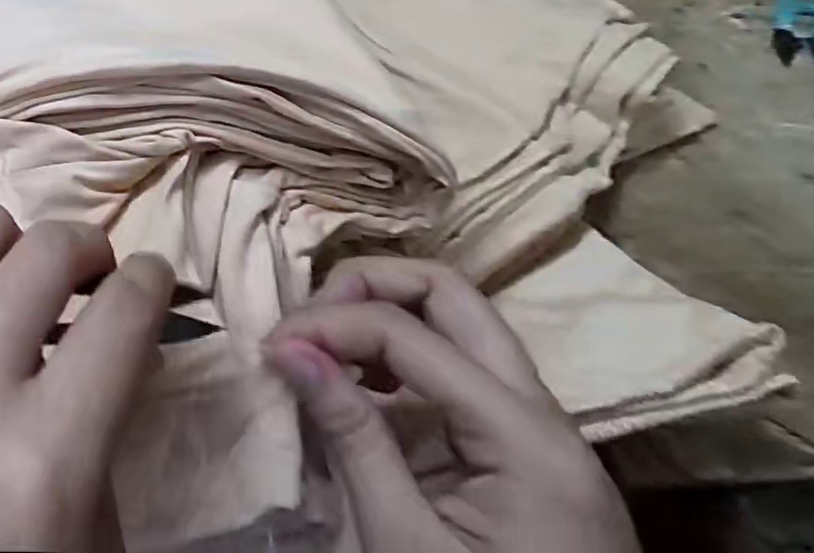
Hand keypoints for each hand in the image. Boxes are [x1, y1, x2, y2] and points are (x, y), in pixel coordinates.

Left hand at [0, 203, 174, 552]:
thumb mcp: (89, 537)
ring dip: (18, 245)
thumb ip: (108, 422)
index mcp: (42, 457)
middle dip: (90, 247)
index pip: (121, 316)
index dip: (152, 281)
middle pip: (47, 250)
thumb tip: (126, 333)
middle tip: (95, 277)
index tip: (153, 277)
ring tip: (23, 283)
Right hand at [266, 258, 640, 552]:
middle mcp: (542, 414)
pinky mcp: (510, 443)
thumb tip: (284, 347)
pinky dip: (390, 352)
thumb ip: (349, 435)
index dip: (327, 322)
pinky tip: (352, 381)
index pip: (407, 331)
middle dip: (363, 287)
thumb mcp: (402, 542)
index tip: (270, 347)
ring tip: (319, 346)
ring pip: (451, 317)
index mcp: (528, 441)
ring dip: (376, 311)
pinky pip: (448, 362)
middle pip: (448, 293)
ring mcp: (532, 425)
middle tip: (305, 322)